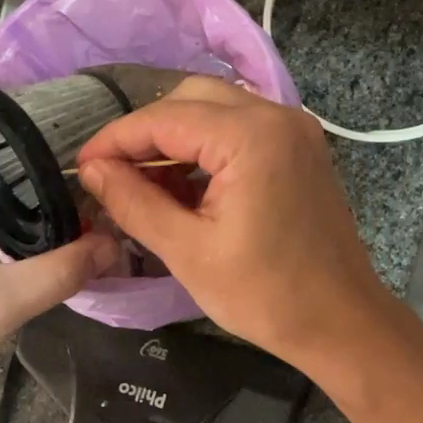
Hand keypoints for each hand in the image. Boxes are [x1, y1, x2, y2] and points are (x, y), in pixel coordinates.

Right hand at [75, 78, 393, 370]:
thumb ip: (135, 203)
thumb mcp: (187, 252)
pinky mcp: (303, 151)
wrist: (340, 323)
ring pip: (218, 110)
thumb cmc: (264, 296)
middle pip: (191, 99)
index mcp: (250, 136)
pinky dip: (209, 150)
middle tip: (113, 176)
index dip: (115, 140)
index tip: (82, 168)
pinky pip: (243, 131)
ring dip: (176, 140)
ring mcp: (296, 131)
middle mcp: (277, 116)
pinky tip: (187, 188)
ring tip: (144, 186)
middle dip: (146, 134)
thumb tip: (92, 171)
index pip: (164, 117)